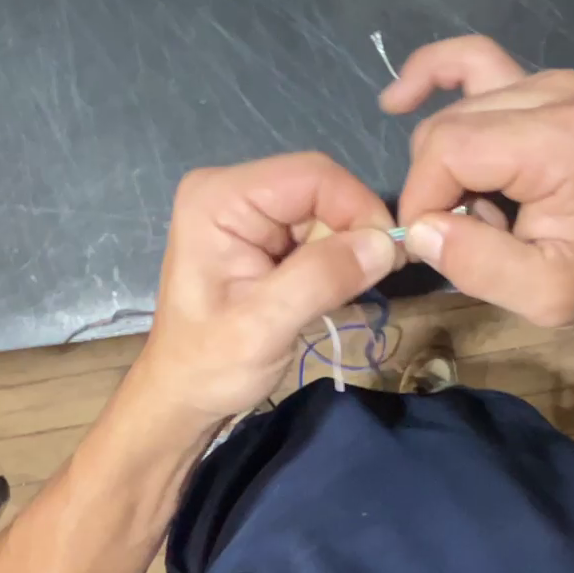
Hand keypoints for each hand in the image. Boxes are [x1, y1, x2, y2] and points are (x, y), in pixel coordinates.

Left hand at [135, 153, 400, 422]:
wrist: (184, 396)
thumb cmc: (211, 368)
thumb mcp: (264, 328)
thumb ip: (320, 279)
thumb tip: (385, 245)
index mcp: (220, 199)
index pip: (312, 176)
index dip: (359, 209)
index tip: (389, 258)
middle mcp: (232, 193)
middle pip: (321, 192)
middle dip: (350, 236)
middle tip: (360, 288)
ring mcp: (247, 215)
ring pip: (324, 215)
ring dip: (342, 255)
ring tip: (332, 300)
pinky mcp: (261, 239)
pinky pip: (316, 236)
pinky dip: (332, 265)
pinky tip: (322, 296)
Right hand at [382, 36, 573, 327]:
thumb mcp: (542, 295)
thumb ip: (476, 264)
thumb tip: (416, 231)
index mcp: (556, 142)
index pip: (447, 149)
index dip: (422, 200)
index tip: (426, 249)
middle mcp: (554, 95)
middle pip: (446, 127)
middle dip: (434, 188)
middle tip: (462, 240)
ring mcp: (554, 86)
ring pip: (454, 109)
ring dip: (446, 165)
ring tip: (473, 211)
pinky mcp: (550, 92)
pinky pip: (477, 69)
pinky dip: (436, 80)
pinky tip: (401, 98)